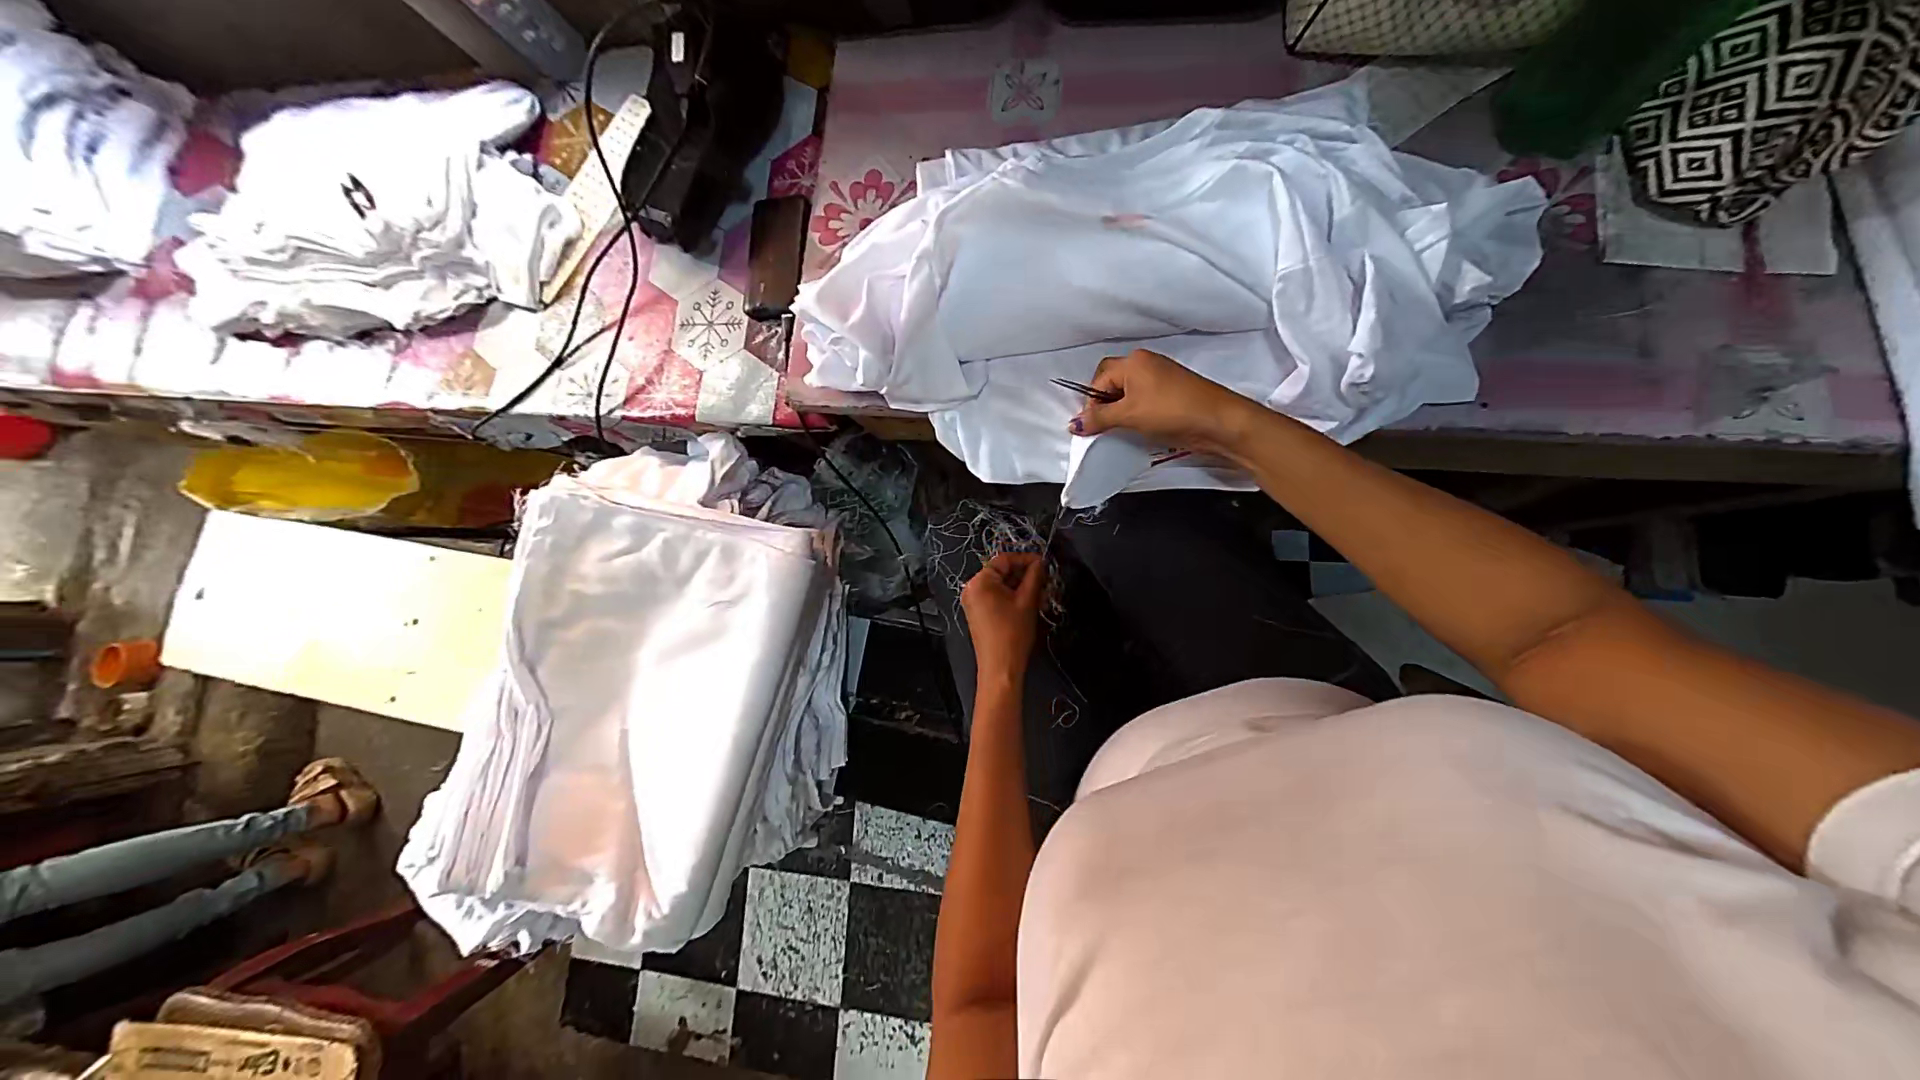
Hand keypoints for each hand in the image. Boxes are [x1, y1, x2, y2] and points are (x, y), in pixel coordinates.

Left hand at [960, 552, 1046, 682]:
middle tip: (1045, 580)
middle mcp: (972, 589)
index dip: (1026, 559)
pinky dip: (1012, 598)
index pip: (1004, 559)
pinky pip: (996, 597)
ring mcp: (973, 602)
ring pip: (1001, 586)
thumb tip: (1040, 562)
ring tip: (1041, 595)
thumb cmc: (1013, 633)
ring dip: (1021, 588)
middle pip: (1002, 572)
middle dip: (1025, 576)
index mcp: (980, 581)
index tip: (1043, 563)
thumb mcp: (1028, 601)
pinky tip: (1029, 604)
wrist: (1001, 667)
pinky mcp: (978, 613)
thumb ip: (1035, 576)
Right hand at [1069, 349, 1260, 456]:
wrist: (1218, 422)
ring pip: (1128, 392)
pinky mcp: (1172, 392)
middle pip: (1112, 382)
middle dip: (1104, 404)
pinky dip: (1136, 412)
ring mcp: (1161, 377)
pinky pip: (1143, 399)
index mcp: (1133, 361)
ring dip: (1121, 410)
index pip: (1099, 379)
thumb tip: (1075, 424)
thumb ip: (1098, 419)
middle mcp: (1146, 363)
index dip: (1091, 403)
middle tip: (1104, 426)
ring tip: (1124, 428)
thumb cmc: (1173, 411)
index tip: (1090, 425)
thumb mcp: (1129, 416)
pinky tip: (1141, 427)